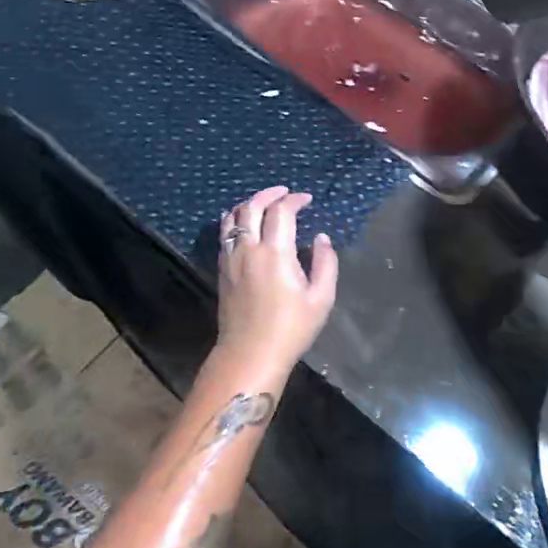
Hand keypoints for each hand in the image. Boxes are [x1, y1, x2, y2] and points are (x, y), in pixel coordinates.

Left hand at [214, 186, 338, 375]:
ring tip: (264, 204)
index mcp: (275, 253)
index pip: (281, 212)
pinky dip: (235, 221)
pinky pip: (225, 234)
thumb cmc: (292, 328)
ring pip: (232, 218)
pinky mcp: (222, 270)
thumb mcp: (321, 298)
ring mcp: (231, 259)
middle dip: (269, 194)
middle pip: (252, 207)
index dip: (294, 200)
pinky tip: (245, 225)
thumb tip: (321, 238)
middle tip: (285, 193)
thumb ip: (325, 263)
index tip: (307, 200)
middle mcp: (249, 249)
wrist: (250, 354)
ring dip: (249, 204)